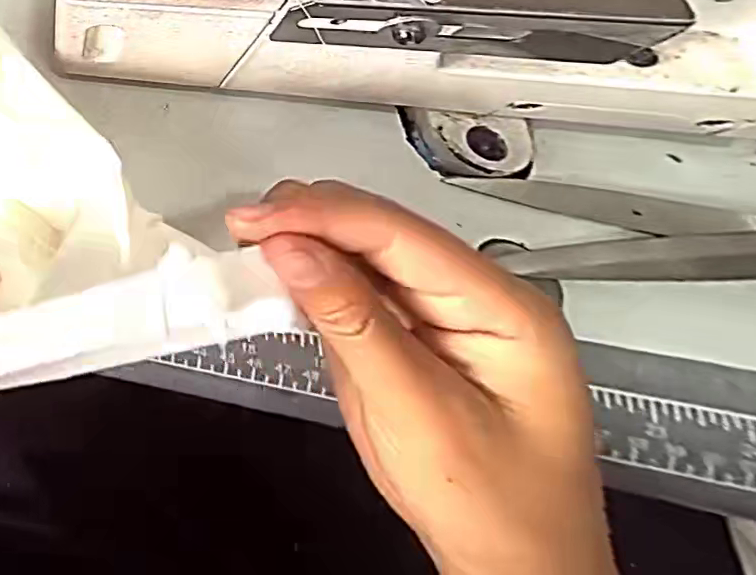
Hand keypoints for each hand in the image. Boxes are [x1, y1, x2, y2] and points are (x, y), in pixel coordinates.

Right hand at [229, 180, 612, 574]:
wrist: (508, 565)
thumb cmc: (492, 507)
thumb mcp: (417, 416)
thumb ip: (352, 323)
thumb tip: (292, 250)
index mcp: (502, 307)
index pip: (398, 233)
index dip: (321, 215)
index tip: (260, 219)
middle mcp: (470, 290)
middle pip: (377, 225)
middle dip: (306, 217)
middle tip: (246, 228)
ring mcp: (435, 302)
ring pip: (357, 243)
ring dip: (301, 238)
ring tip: (253, 244)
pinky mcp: (402, 318)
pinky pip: (349, 275)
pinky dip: (307, 269)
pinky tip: (279, 270)